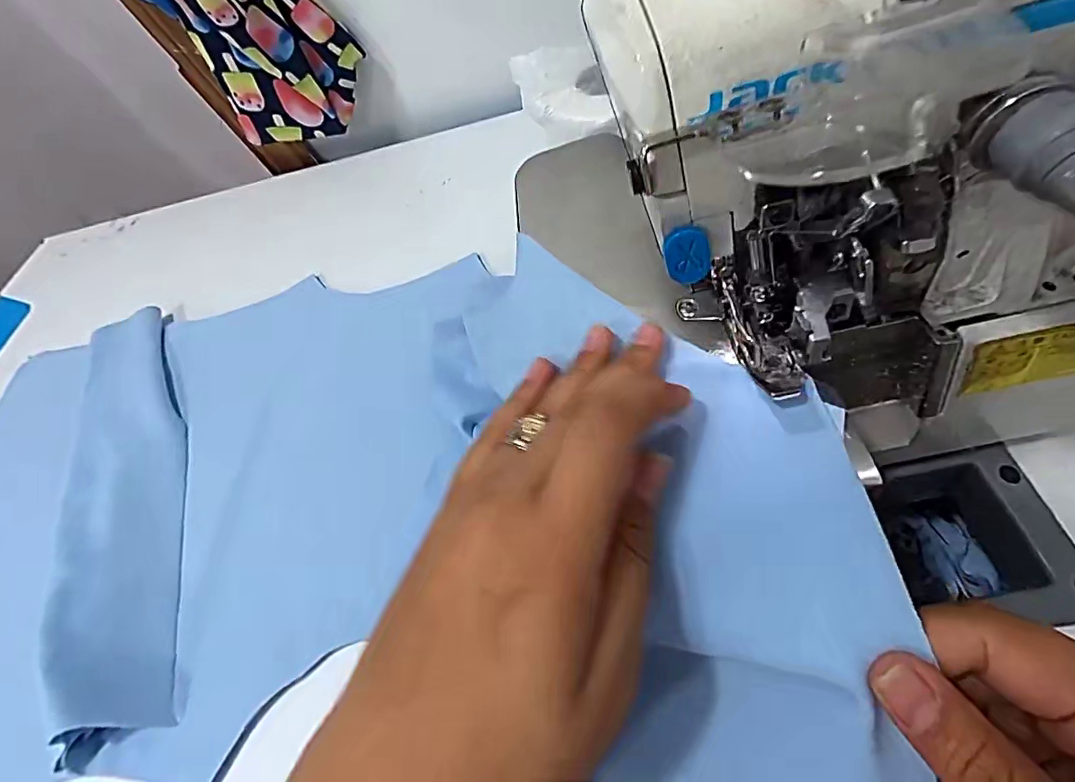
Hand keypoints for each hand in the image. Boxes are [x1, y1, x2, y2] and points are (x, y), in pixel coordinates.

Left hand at [291, 324, 689, 781]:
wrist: (394, 774)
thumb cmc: (516, 737)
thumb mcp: (603, 668)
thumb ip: (629, 554)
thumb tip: (649, 467)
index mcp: (554, 534)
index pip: (605, 429)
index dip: (645, 397)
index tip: (680, 394)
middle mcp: (507, 497)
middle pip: (570, 409)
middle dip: (615, 369)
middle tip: (647, 336)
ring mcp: (469, 501)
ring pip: (530, 414)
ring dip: (571, 373)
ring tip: (598, 338)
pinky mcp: (447, 514)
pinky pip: (490, 437)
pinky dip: (519, 400)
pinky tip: (536, 379)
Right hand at [870, 603, 1074, 780]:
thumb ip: (973, 752)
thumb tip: (894, 674)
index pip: (993, 633)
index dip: (923, 645)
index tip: (871, 672)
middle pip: (992, 658)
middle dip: (934, 684)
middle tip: (884, 716)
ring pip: (996, 691)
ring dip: (950, 717)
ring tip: (922, 751)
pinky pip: (1015, 726)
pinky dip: (976, 742)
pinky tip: (953, 762)